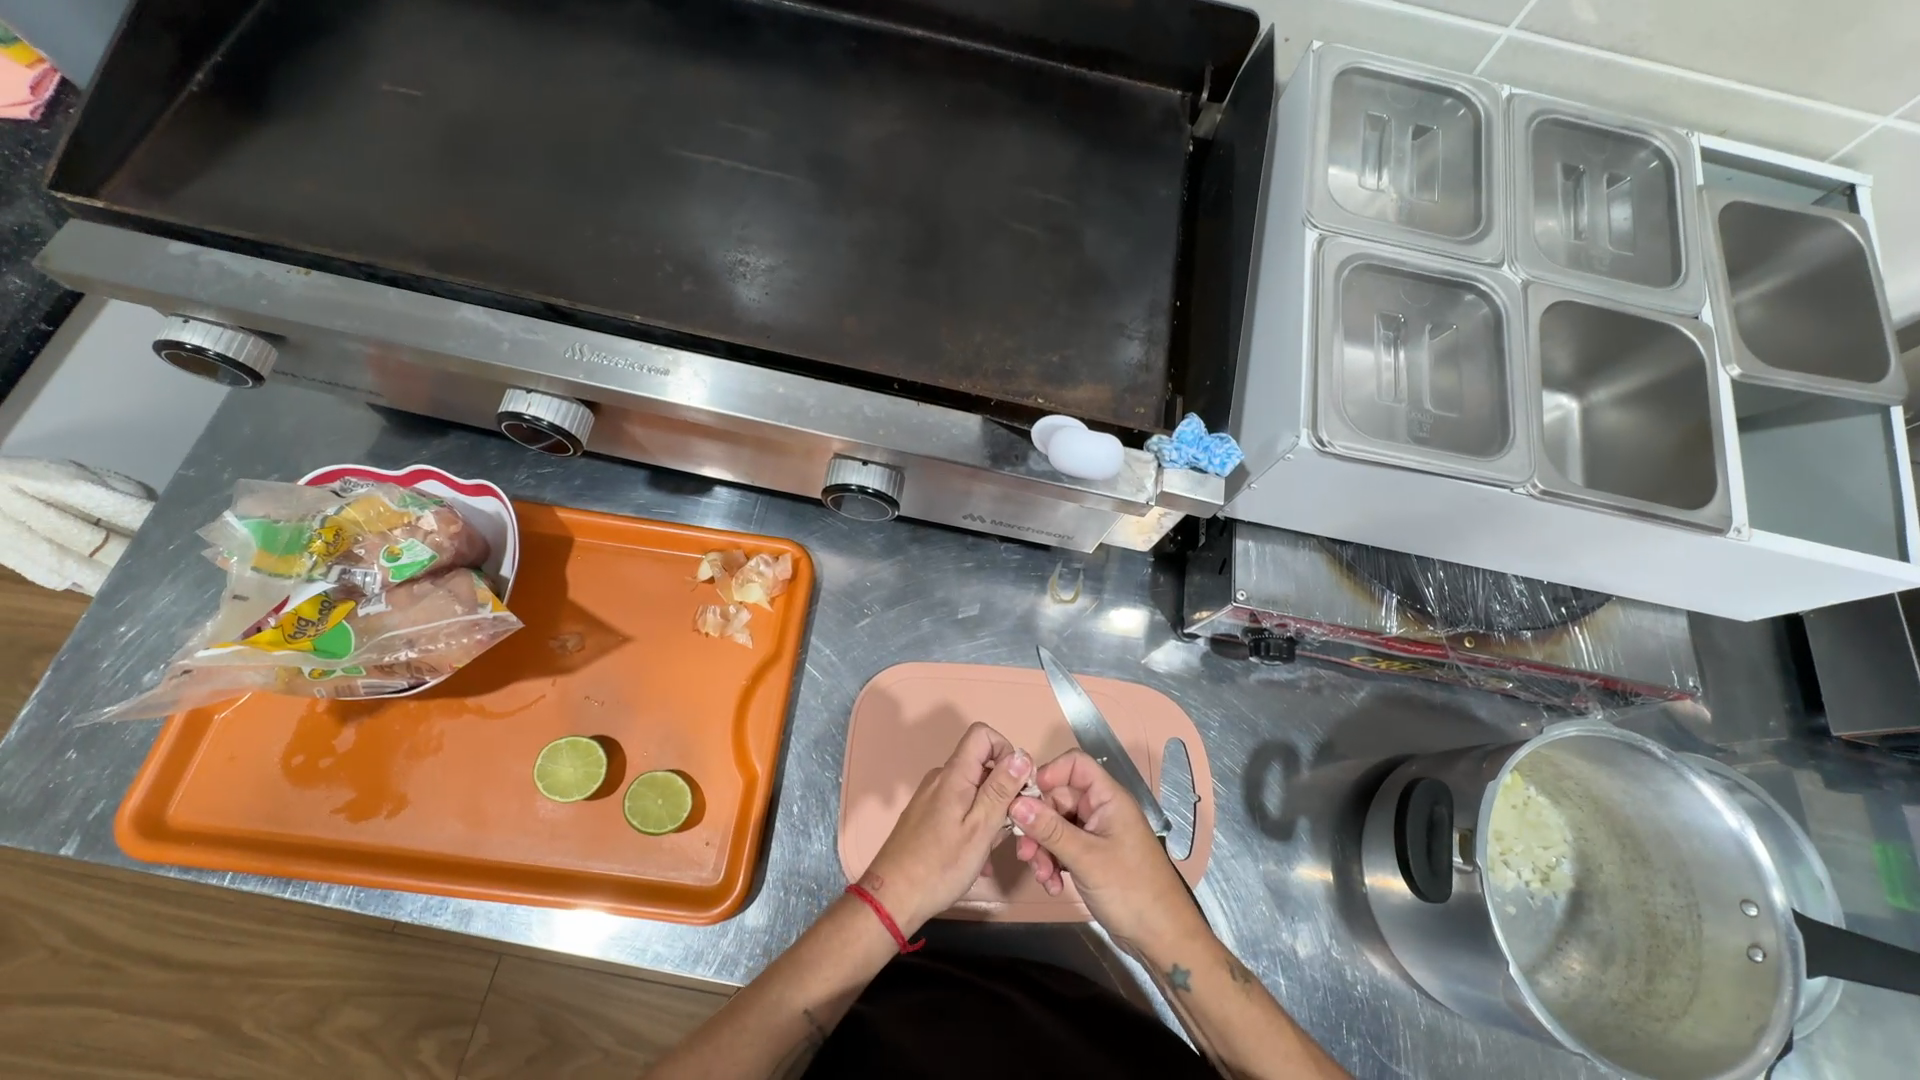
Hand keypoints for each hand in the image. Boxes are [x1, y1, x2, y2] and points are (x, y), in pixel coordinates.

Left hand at [858, 722, 1032, 935]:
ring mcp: (932, 797)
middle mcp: (940, 778)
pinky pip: (960, 807)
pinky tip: (977, 856)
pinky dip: (975, 824)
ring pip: (973, 790)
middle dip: (1003, 789)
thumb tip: (1021, 754)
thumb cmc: (940, 865)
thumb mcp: (980, 828)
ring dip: (990, 812)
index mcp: (953, 775)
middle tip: (1012, 827)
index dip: (1006, 751)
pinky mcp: (927, 816)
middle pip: (981, 764)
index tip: (1019, 785)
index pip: (982, 734)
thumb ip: (1001, 789)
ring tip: (992, 848)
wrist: (892, 898)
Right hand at [1011, 749, 1202, 949]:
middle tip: (1026, 852)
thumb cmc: (1131, 890)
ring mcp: (1097, 835)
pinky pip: (1063, 848)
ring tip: (1042, 876)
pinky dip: (1053, 863)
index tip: (1025, 798)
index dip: (1048, 774)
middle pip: (1058, 799)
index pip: (1075, 765)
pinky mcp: (1092, 857)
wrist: (1161, 937)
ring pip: (1056, 826)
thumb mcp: (1086, 858)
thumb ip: (1049, 829)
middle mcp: (1102, 811)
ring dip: (1043, 849)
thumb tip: (1015, 803)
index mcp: (1108, 799)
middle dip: (1038, 824)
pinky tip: (1053, 885)